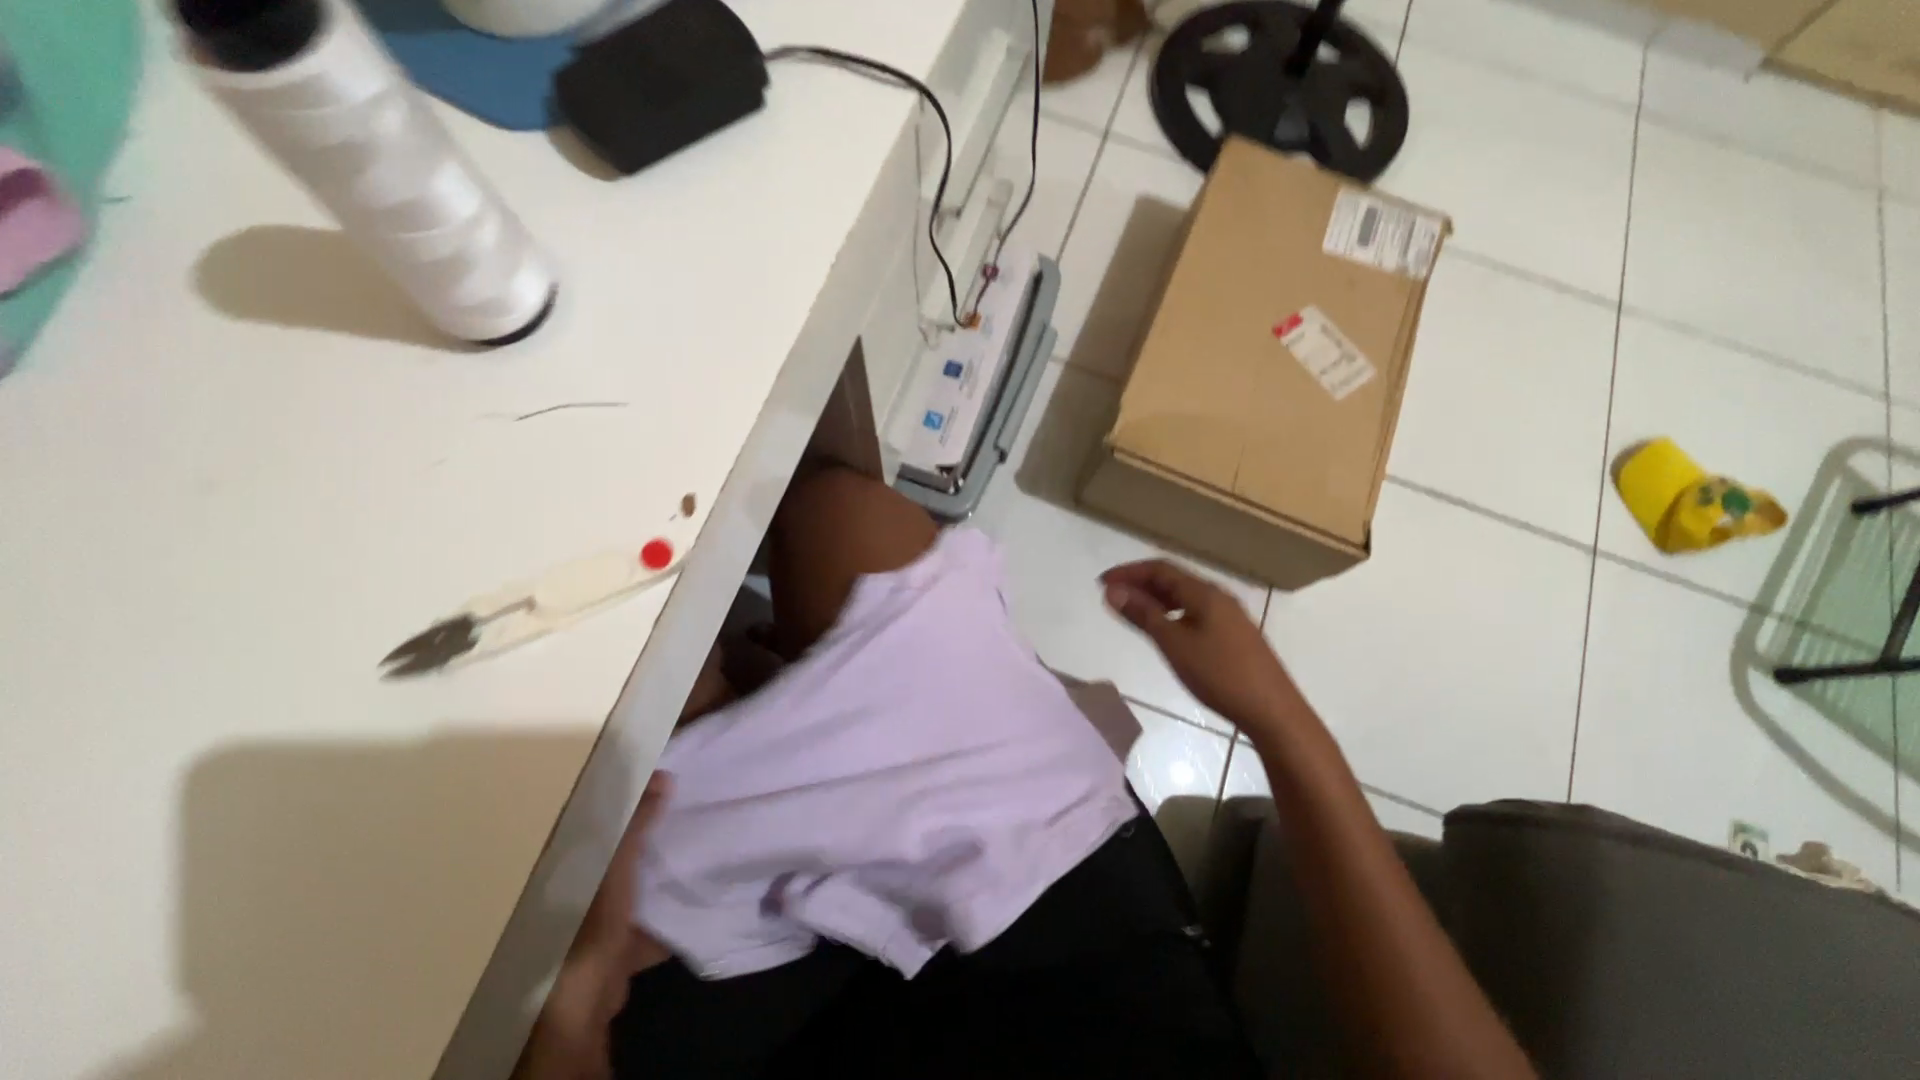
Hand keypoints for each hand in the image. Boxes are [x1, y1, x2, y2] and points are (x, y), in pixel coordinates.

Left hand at [520, 773, 673, 1079]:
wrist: (580, 1006)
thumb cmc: (585, 924)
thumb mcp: (614, 865)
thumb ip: (636, 824)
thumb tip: (662, 777)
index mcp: (559, 864)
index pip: (585, 819)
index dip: (612, 798)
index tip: (644, 777)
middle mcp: (568, 890)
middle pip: (610, 853)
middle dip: (640, 837)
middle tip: (677, 810)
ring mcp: (588, 923)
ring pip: (628, 888)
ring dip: (653, 877)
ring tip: (691, 850)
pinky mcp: (609, 950)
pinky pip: (641, 923)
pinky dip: (662, 916)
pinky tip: (692, 900)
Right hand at [1101, 559, 1301, 730]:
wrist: (1272, 710)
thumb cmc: (1220, 675)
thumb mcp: (1174, 644)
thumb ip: (1143, 615)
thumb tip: (1113, 591)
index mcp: (1205, 593)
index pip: (1161, 569)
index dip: (1129, 572)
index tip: (1102, 582)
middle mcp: (1219, 597)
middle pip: (1174, 580)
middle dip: (1141, 584)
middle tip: (1112, 597)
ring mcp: (1230, 617)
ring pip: (1186, 598)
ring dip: (1157, 599)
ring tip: (1132, 613)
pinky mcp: (1236, 636)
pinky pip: (1197, 613)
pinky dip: (1173, 614)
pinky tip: (1166, 632)